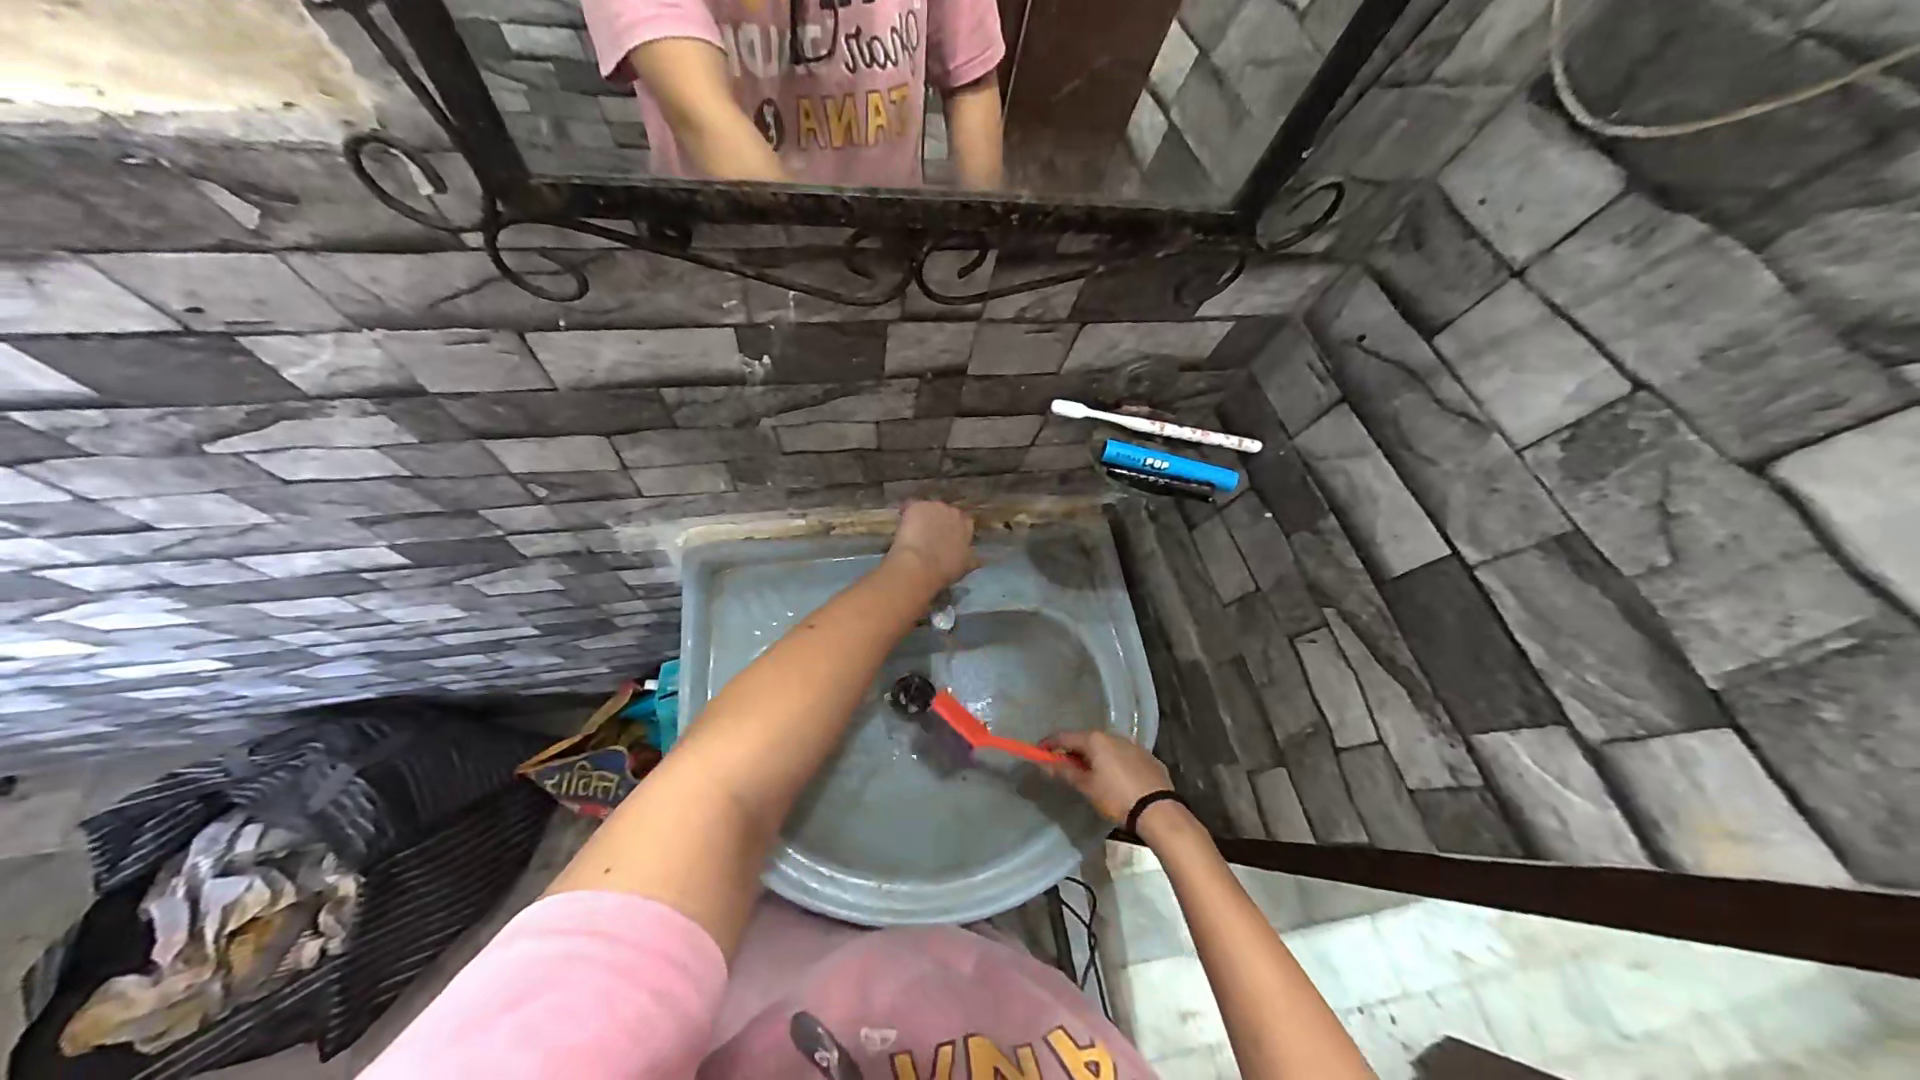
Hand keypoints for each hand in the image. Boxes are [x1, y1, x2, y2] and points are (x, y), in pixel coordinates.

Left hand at [885, 501, 976, 589]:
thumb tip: (976, 558)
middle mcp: (953, 512)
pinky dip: (907, 514)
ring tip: (914, 530)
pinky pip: (911, 507)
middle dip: (939, 520)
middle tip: (930, 534)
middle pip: (946, 512)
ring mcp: (934, 506)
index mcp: (966, 526)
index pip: (964, 521)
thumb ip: (969, 556)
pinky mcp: (916, 506)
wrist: (920, 565)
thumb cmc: (944, 570)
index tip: (947, 537)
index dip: (954, 528)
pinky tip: (903, 525)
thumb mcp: (964, 566)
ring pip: (928, 508)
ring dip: (924, 516)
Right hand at [1040, 730, 1173, 824]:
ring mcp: (1134, 745)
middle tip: (1063, 767)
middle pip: (1086, 740)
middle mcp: (1114, 736)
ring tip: (1089, 774)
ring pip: (1106, 747)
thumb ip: (1064, 772)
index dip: (1049, 744)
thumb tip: (1043, 763)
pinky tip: (1114, 778)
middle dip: (1072, 751)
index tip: (1039, 753)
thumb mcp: (1086, 787)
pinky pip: (1123, 755)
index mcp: (1096, 740)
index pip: (1064, 737)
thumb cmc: (1116, 797)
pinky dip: (1113, 762)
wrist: (1158, 811)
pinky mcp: (1148, 757)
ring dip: (1094, 756)